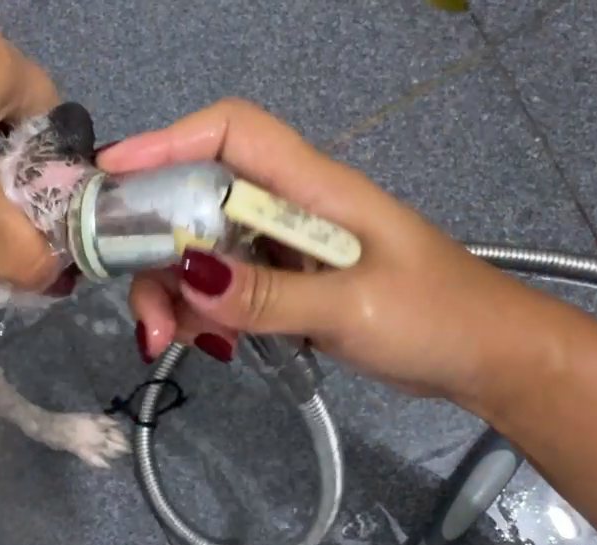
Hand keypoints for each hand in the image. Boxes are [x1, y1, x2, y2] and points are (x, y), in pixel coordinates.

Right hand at [100, 100, 577, 403]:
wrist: (485, 358)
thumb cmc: (435, 317)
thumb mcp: (354, 306)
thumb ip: (270, 294)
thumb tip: (187, 277)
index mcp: (314, 189)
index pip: (231, 136)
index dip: (167, 144)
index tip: (112, 179)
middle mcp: (290, 210)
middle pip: (196, 206)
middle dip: (157, 257)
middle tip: (150, 322)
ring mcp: (285, 252)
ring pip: (202, 256)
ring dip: (175, 298)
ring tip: (177, 347)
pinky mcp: (286, 289)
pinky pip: (224, 293)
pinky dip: (204, 318)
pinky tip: (213, 348)